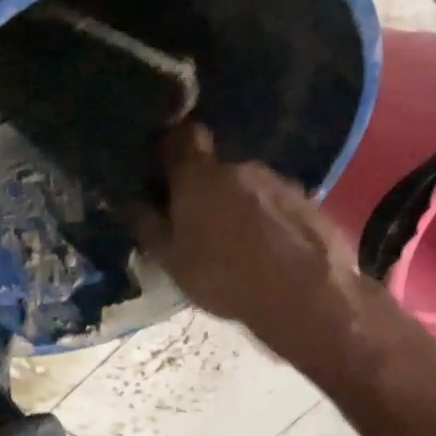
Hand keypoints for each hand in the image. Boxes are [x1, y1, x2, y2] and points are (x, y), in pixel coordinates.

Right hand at [142, 125, 371, 369]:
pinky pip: (278, 205)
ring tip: (240, 242)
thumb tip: (124, 200)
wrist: (311, 299)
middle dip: (206, 187)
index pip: (181, 136)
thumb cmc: (226, 276)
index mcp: (198, 175)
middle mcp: (239, 167)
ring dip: (240, 205)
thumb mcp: (171, 260)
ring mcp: (280, 183)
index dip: (171, 145)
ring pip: (249, 187)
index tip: (163, 165)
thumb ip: (146, 224)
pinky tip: (272, 251)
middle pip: (215, 168)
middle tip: (199, 221)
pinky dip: (271, 220)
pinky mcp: (311, 203)